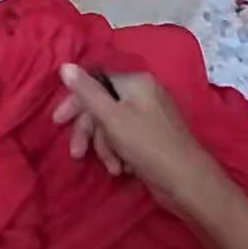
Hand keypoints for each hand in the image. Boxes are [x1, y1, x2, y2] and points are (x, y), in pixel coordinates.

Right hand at [51, 64, 235, 217]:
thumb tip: (65, 65)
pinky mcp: (152, 136)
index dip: (76, 101)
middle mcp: (143, 92)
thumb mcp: (112, 117)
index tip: (58, 121)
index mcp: (135, 81)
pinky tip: (121, 169)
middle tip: (77, 153)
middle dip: (90, 131)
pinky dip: (119, 152)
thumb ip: (87, 91)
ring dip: (105, 147)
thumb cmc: (147, 145)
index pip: (95, 81)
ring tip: (112, 168)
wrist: (188, 183)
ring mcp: (149, 114)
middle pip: (102, 104)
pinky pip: (125, 137)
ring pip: (111, 124)